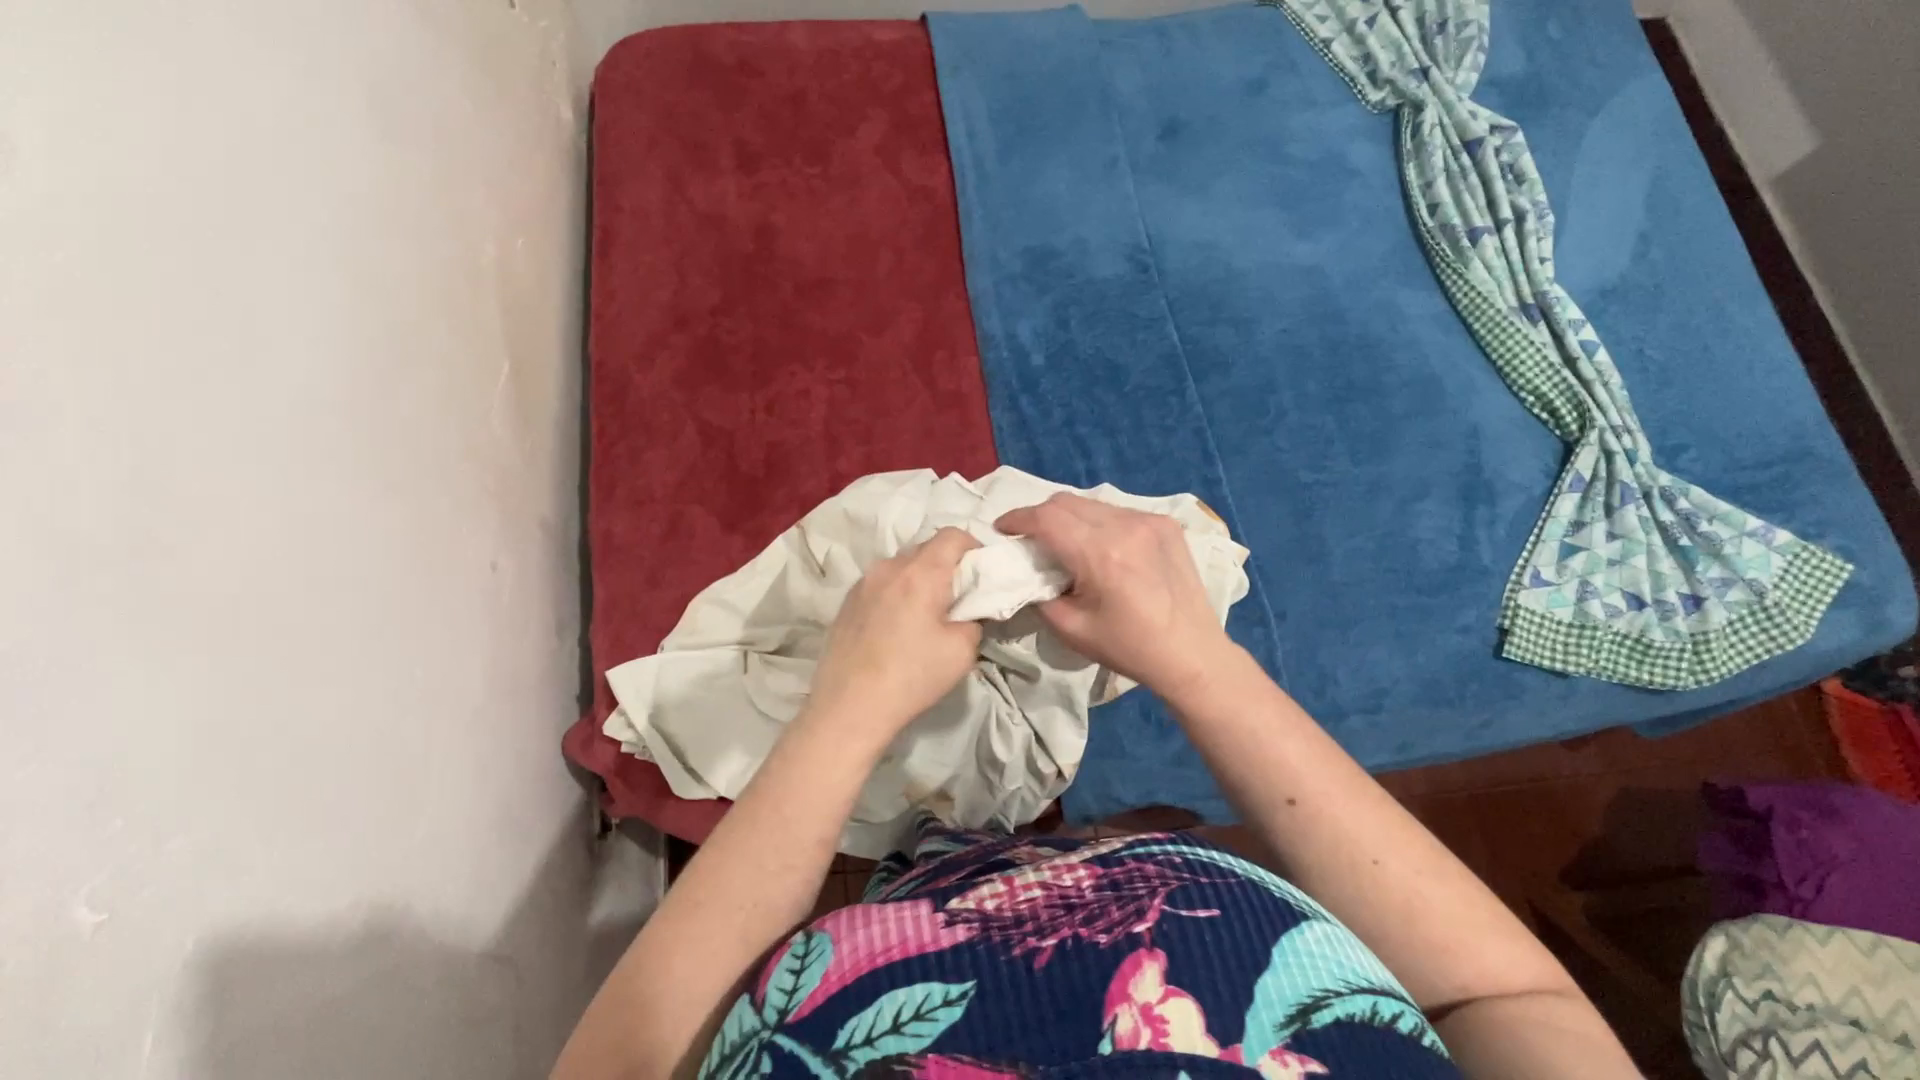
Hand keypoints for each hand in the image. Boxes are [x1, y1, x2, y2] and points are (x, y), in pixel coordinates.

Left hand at [804, 527, 984, 743]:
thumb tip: (968, 611)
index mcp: (921, 572)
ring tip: (925, 615)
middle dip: (947, 566)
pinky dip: (896, 593)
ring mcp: (863, 583)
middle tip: (958, 599)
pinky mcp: (846, 602)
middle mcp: (889, 567)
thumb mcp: (962, 651)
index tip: (981, 576)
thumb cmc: (912, 676)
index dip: (973, 549)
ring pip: (900, 566)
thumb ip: (973, 619)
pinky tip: (897, 627)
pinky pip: (880, 584)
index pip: (953, 535)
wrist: (850, 706)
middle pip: (926, 549)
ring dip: (919, 580)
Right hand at [994, 494, 1234, 694]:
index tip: (1001, 529)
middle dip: (1039, 516)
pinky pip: (1119, 512)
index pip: (1045, 517)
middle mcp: (1125, 526)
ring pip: (1092, 504)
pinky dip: (1099, 523)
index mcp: (1100, 553)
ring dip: (1070, 518)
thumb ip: (1039, 594)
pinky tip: (1101, 548)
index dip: (1016, 519)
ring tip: (1064, 543)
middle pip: (1066, 502)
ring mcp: (1150, 521)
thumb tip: (1026, 573)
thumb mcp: (1071, 628)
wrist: (1192, 654)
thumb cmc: (1129, 647)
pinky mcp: (1166, 525)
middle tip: (1028, 539)